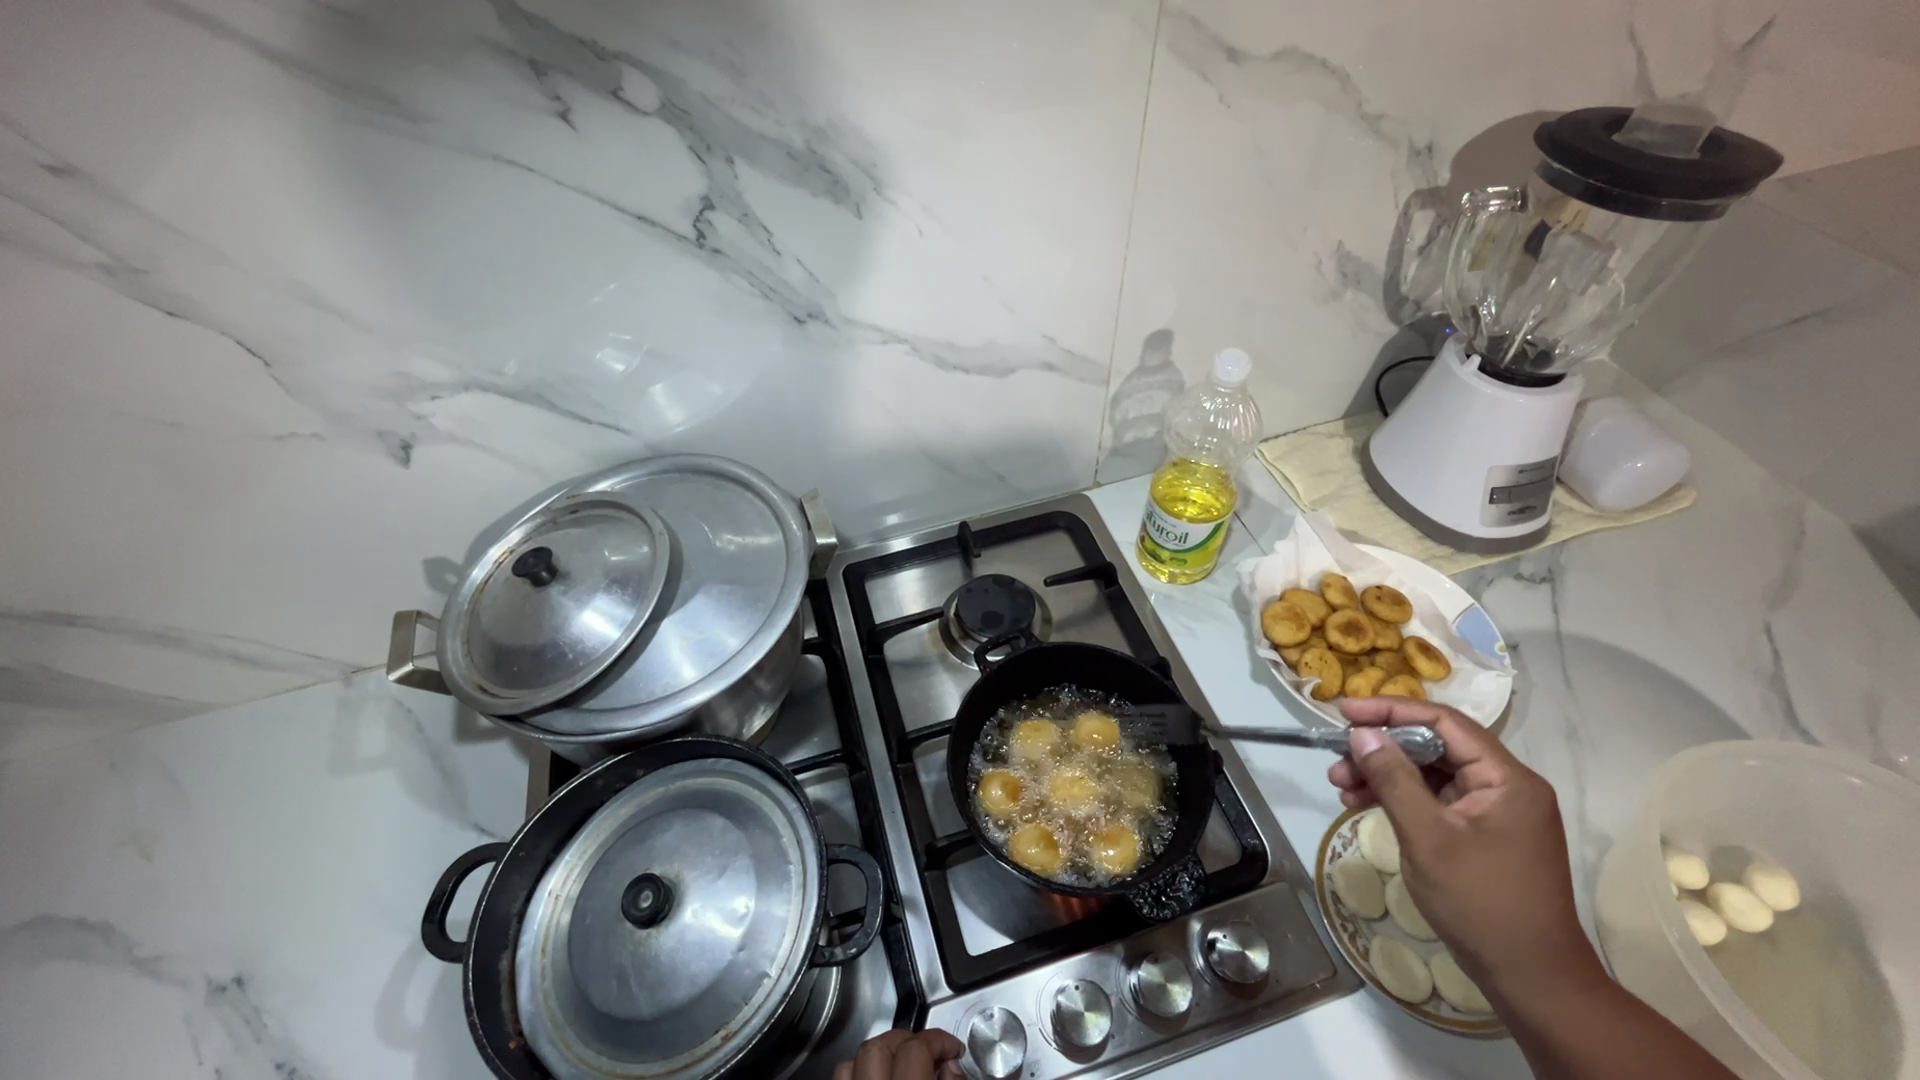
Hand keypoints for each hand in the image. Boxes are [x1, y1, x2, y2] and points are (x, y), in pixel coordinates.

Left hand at [832, 1029, 964, 1079]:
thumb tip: (953, 1068)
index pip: (915, 1050)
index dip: (939, 1040)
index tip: (952, 1048)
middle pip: (878, 1048)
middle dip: (908, 1041)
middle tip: (930, 1052)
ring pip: (849, 1063)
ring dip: (877, 1055)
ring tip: (902, 1063)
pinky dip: (855, 1074)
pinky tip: (876, 1079)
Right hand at [1325, 697, 1603, 1003]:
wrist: (1531, 977)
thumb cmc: (1481, 902)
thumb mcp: (1427, 836)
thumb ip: (1393, 779)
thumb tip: (1361, 732)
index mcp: (1506, 778)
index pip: (1444, 722)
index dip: (1390, 710)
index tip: (1344, 711)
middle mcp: (1506, 785)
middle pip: (1435, 746)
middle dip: (1381, 749)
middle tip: (1336, 760)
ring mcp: (1495, 811)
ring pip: (1431, 773)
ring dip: (1384, 775)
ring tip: (1341, 787)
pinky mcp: (1483, 833)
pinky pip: (1436, 800)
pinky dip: (1400, 799)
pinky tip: (1363, 806)